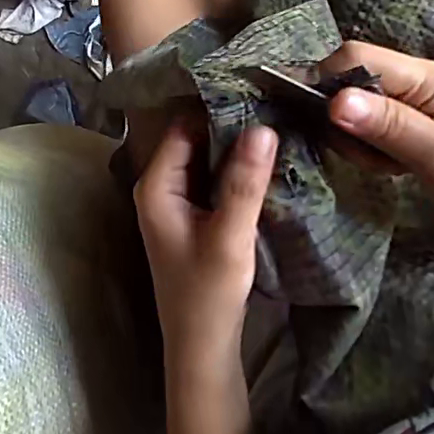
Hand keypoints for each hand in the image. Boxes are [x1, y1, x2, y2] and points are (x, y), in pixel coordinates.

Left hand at [134, 120, 278, 375]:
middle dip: (230, 122)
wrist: (202, 344)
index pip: (184, 126)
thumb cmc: (208, 293)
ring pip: (207, 158)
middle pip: (195, 138)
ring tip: (276, 121)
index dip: (217, 106)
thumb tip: (264, 128)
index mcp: (156, 185)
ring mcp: (176, 200)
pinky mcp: (194, 213)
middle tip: (274, 102)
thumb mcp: (230, 236)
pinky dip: (236, 167)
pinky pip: (214, 177)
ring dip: (236, 145)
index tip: (257, 89)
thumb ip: (245, 183)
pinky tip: (266, 158)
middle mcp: (160, 186)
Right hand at [320, 41, 433, 237]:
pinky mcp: (416, 118)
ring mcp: (418, 98)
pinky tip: (394, 167)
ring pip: (359, 104)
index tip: (326, 127)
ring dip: (360, 138)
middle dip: (345, 119)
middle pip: (352, 78)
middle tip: (369, 159)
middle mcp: (419, 78)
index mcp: (428, 77)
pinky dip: (373, 146)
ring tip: (389, 167)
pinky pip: (375, 123)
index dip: (328, 83)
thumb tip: (335, 101)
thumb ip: (390, 126)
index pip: (356, 56)